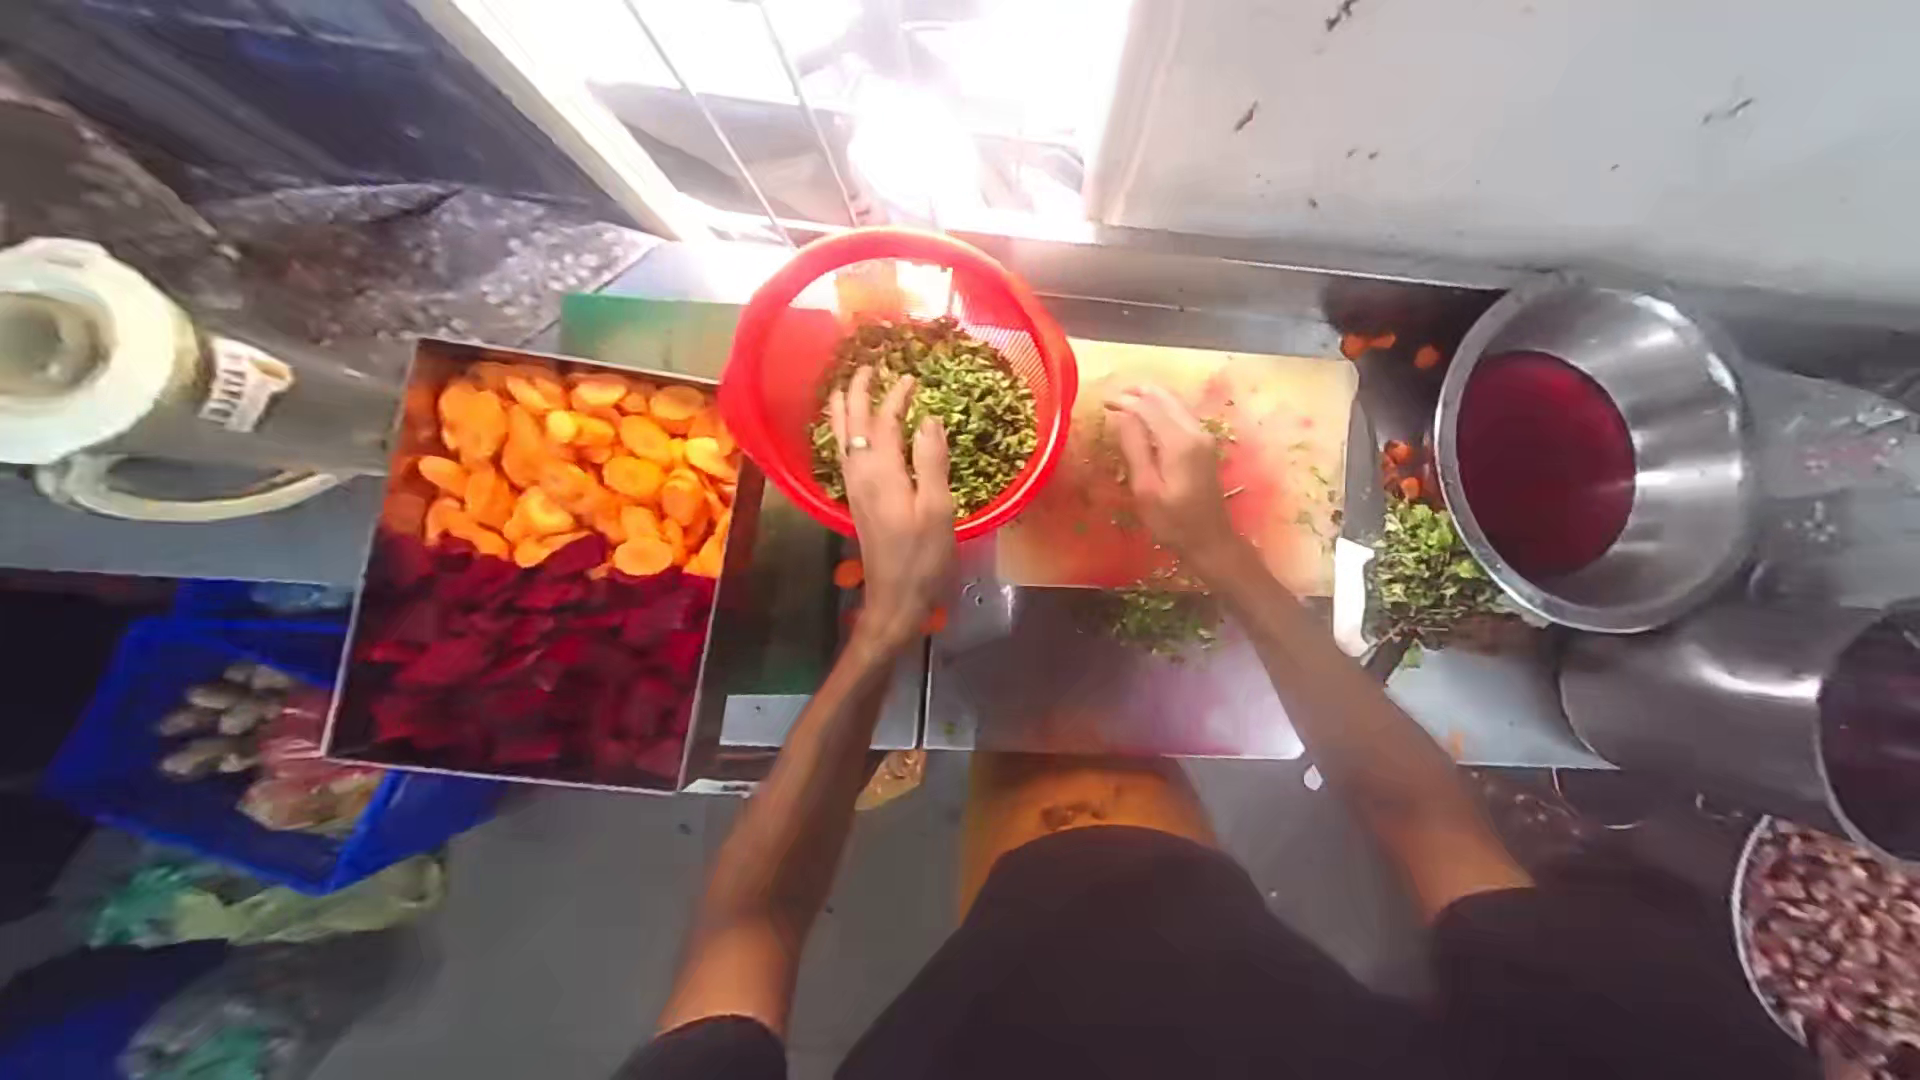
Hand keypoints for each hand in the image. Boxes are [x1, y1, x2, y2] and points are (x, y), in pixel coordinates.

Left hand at [828, 367, 955, 648]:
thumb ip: (932, 461)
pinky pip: (844, 454)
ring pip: (842, 438)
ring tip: (846, 388)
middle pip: (853, 424)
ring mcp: (855, 488)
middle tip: (867, 366)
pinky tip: (849, 434)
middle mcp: (861, 474)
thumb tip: (928, 419)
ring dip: (844, 409)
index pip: (884, 422)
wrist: (895, 596)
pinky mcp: (857, 500)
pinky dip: (844, 433)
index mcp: (883, 473)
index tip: (911, 377)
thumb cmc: (923, 556)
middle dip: (857, 392)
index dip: (896, 397)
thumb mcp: (938, 508)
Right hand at [1106, 385, 1241, 567]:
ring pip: (1175, 403)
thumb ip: (1134, 449)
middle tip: (1111, 397)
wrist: (1209, 539)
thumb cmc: (1172, 521)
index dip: (1125, 400)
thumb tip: (1122, 416)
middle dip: (1138, 392)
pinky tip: (1146, 415)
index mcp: (1179, 443)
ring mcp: (1203, 436)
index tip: (1103, 402)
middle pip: (1166, 398)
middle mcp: (1196, 432)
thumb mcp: (1146, 489)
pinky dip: (1161, 407)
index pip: (1149, 407)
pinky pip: (1180, 414)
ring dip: (1150, 398)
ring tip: (1124, 401)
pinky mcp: (1204, 443)